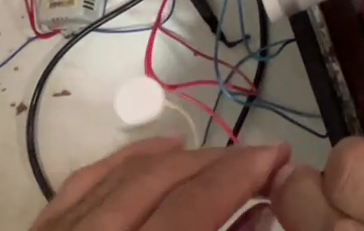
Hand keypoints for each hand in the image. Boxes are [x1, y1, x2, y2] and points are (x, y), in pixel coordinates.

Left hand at [32, 135, 289, 230]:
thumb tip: (259, 212)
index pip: (195, 202)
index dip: (243, 173)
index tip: (282, 155)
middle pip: (162, 179)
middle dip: (219, 161)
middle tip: (262, 158)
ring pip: (124, 172)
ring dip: (180, 157)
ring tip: (222, 155)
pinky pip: (81, 183)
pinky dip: (126, 160)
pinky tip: (159, 151)